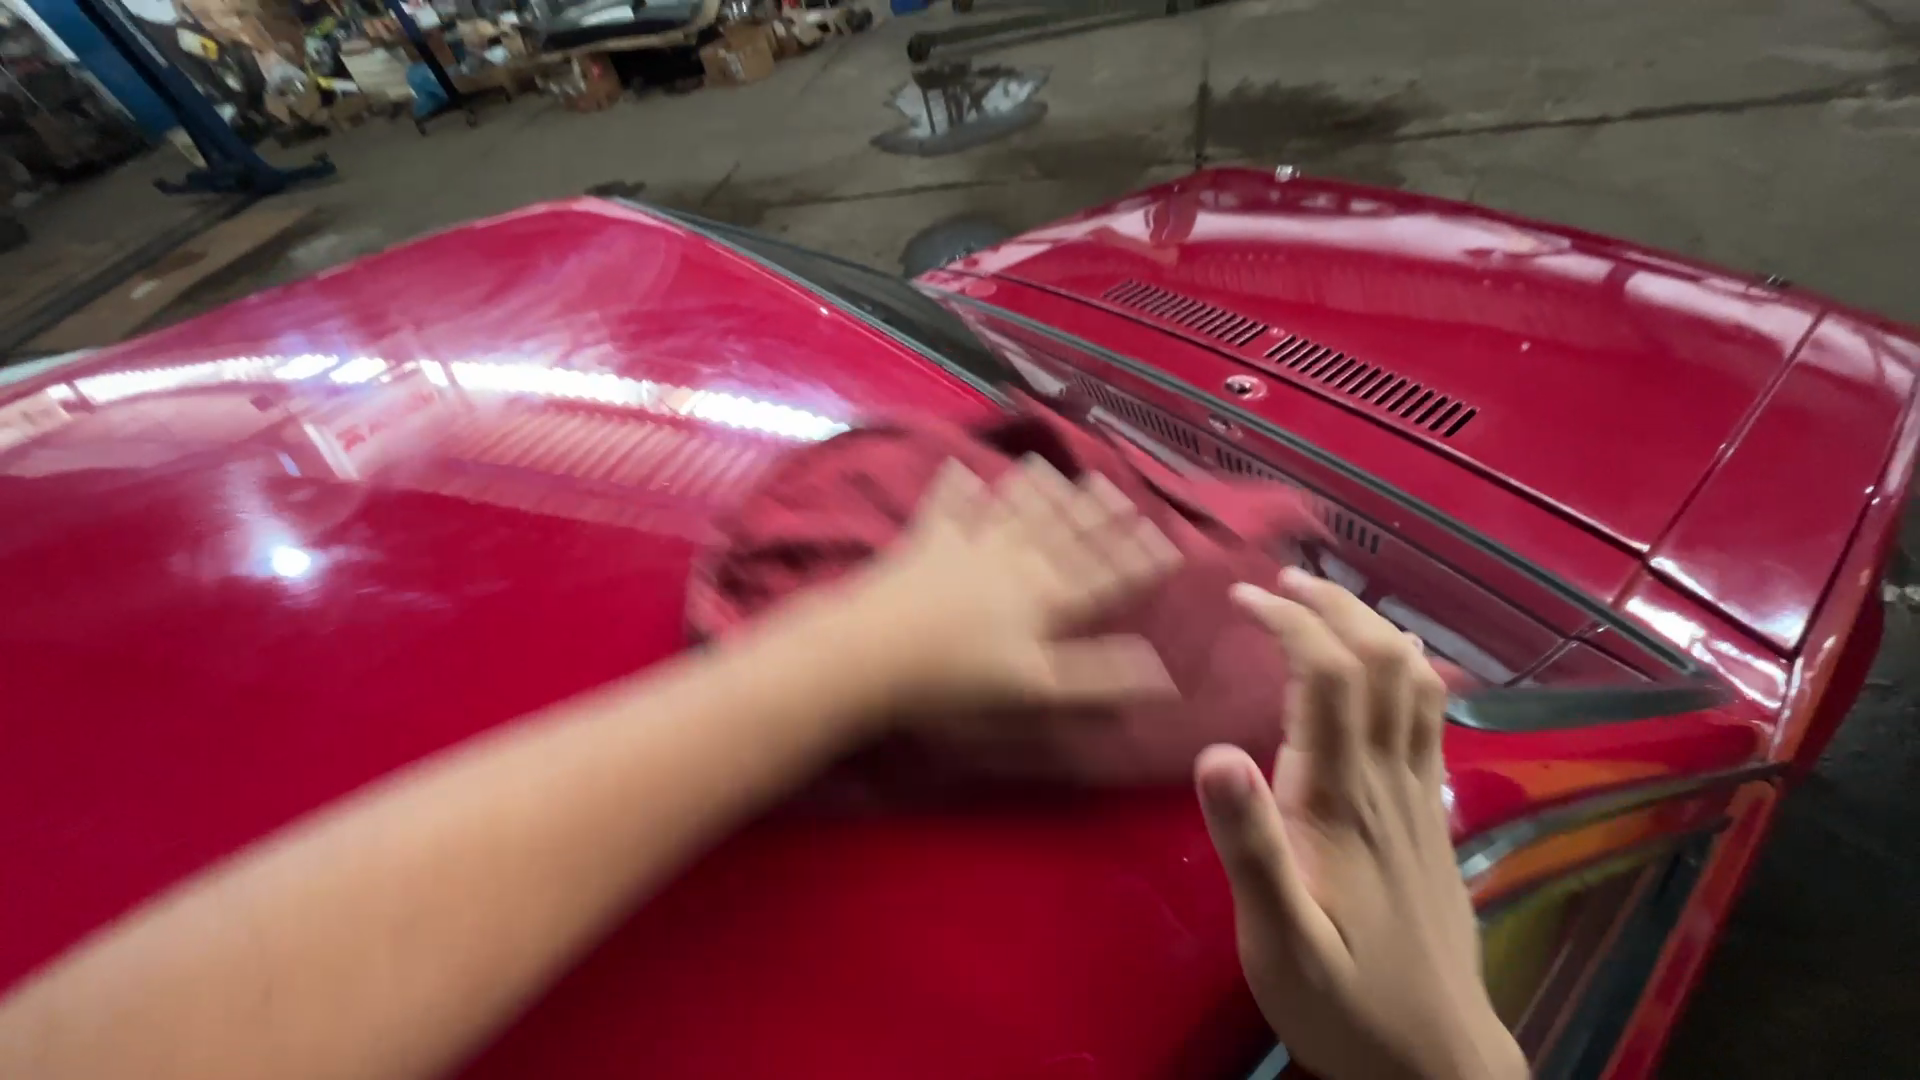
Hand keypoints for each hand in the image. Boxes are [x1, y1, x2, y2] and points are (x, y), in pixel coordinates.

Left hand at [832, 455, 1182, 717]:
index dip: (1136, 560)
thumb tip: (1163, 673)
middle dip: (1094, 514)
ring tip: (1054, 468)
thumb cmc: (955, 679)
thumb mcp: (1036, 687)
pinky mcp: (926, 543)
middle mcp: (1014, 561)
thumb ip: (1099, 675)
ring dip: (1037, 491)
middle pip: (1063, 533)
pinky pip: (948, 508)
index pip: (1103, 575)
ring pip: (1013, 512)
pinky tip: (963, 468)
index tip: (1166, 539)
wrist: (871, 653)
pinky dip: (957, 488)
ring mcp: (968, 546)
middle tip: (1117, 489)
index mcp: (1044, 598)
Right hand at [1195, 569, 1525, 1079]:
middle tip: (1279, 582)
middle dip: (1332, 607)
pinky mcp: (1430, 814)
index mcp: (1342, 799)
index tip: (1242, 597)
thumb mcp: (1278, 937)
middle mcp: (1388, 781)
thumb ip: (1248, 845)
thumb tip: (1214, 750)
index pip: (1329, 677)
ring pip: (1413, 683)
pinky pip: (1428, 717)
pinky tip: (1388, 664)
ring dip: (1369, 628)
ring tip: (1324, 603)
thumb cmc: (1344, 1000)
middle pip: (1380, 662)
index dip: (1290, 622)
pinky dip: (1403, 668)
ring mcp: (1419, 795)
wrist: (1441, 1068)